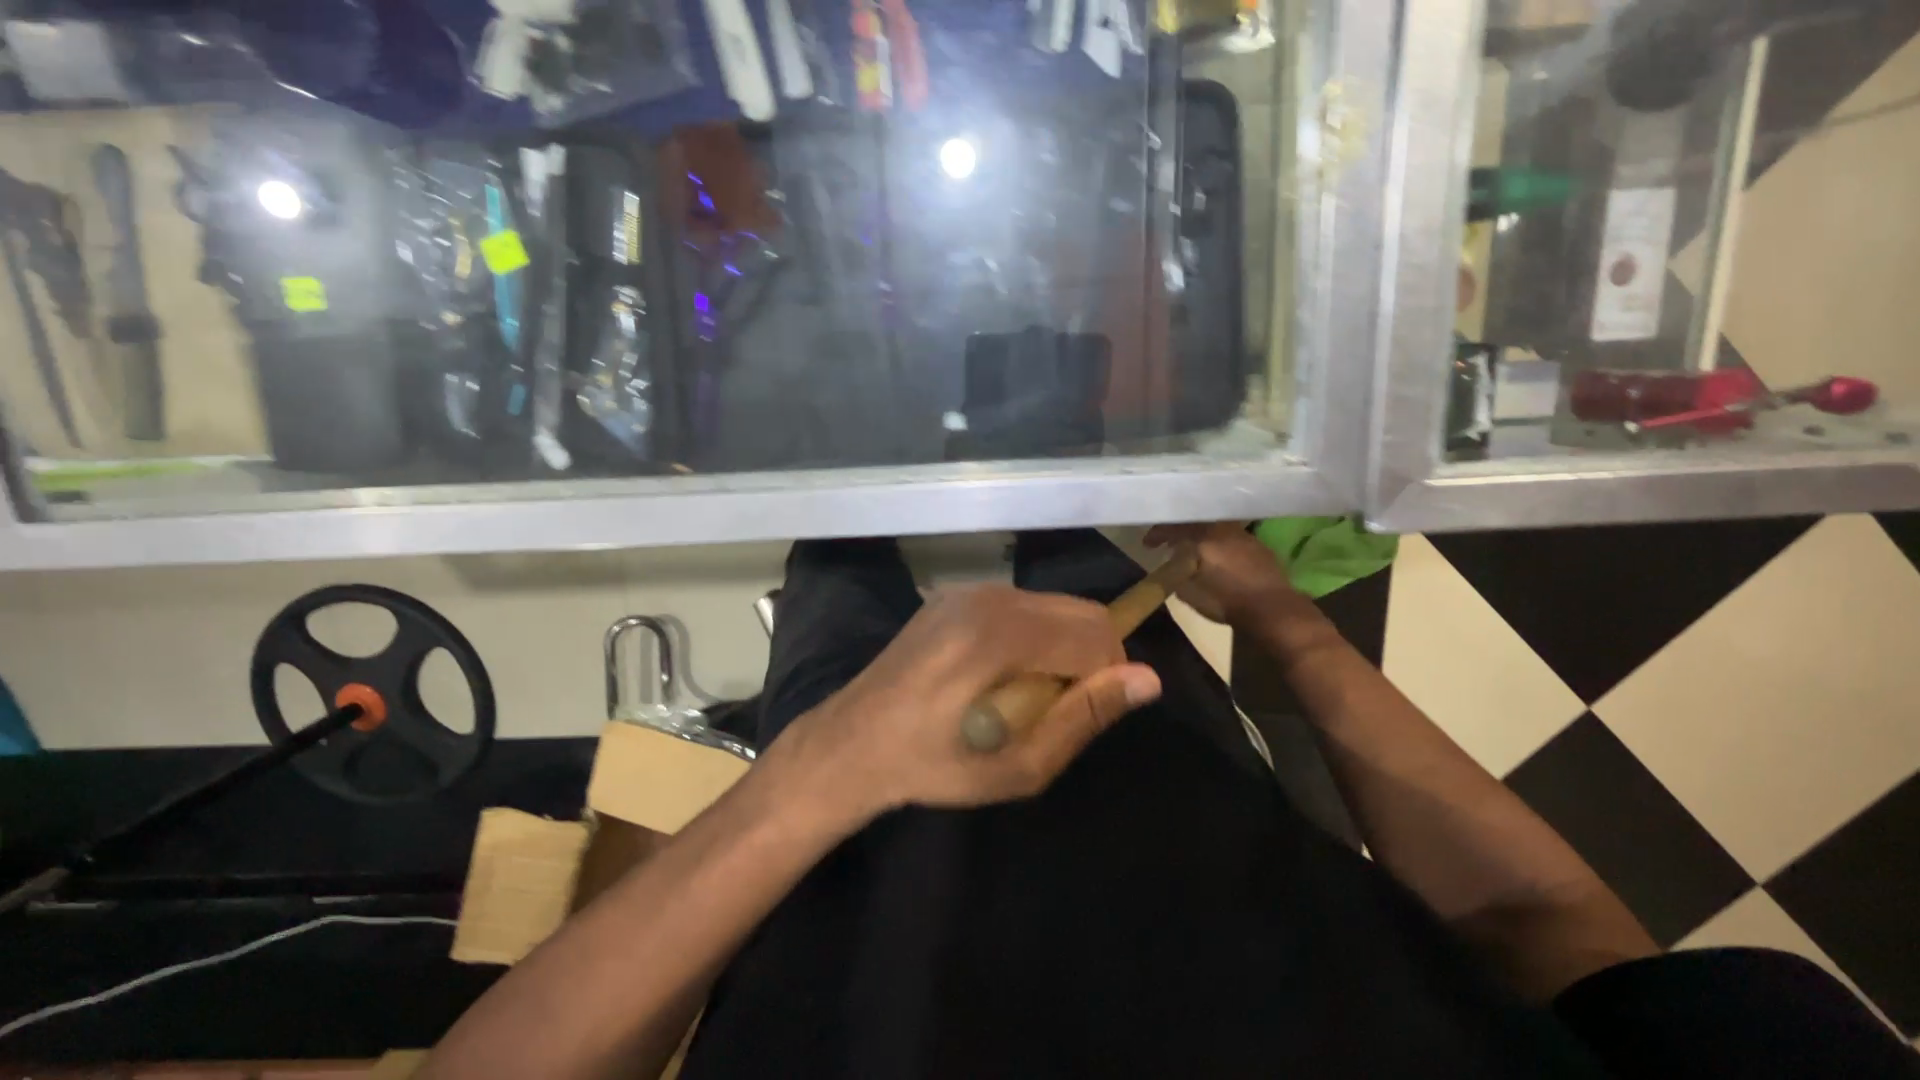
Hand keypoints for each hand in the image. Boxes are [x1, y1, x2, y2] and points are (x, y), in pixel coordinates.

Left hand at [773, 585, 1161, 825]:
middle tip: (1057, 711)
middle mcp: (989, 598)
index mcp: (1002, 635)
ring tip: (1025, 698)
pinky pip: (1019, 606)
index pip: (1097, 634)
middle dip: (1090, 659)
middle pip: (1080, 612)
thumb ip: (1083, 716)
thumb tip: (1148, 680)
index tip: (1082, 716)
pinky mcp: (952, 596)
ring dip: (1060, 648)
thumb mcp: (1018, 764)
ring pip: (1052, 607)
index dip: (1110, 677)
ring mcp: (967, 591)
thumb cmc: (934, 766)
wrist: (851, 743)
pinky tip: (998, 677)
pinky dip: (1031, 637)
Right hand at [1144, 521, 1296, 626]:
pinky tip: (1217, 555)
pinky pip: (1230, 535)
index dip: (1157, 534)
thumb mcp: (1189, 594)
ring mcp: (1242, 535)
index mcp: (1202, 538)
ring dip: (1199, 535)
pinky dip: (1217, 541)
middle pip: (1194, 522)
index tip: (1147, 544)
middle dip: (1178, 531)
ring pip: (1214, 527)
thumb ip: (1176, 575)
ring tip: (1192, 549)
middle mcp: (1222, 530)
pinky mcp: (1257, 544)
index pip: (1173, 527)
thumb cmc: (1226, 602)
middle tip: (1168, 543)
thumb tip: (1171, 566)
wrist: (1271, 608)